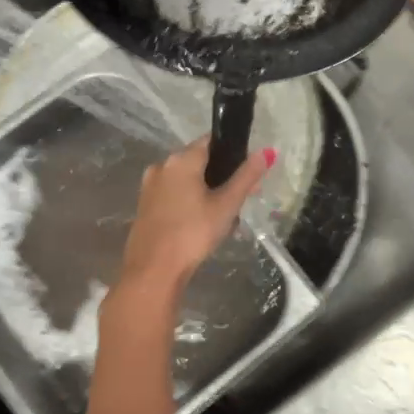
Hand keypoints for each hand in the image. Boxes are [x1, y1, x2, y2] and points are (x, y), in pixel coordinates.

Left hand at [112, 139, 273, 305]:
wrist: (153, 271)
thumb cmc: (193, 233)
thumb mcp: (227, 204)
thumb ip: (248, 175)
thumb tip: (268, 150)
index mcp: (181, 160)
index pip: (212, 142)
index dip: (234, 154)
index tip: (248, 176)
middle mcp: (162, 166)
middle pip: (200, 162)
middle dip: (223, 177)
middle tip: (240, 201)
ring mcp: (150, 186)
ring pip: (188, 181)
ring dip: (208, 192)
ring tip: (224, 218)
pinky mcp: (145, 206)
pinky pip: (175, 195)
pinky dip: (191, 202)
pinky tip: (202, 224)